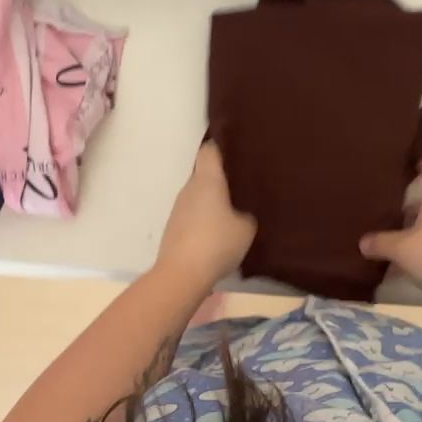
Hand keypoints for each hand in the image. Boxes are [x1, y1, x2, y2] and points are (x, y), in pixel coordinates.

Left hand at [155, 141, 256, 285]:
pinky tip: (218, 234)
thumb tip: (242, 212)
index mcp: (207, 180)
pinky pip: (193, 216)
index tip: (237, 149)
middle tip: (243, 185)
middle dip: (222, 178)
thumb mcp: (246, 229)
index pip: (210, 150)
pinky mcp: (174, 229)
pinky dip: (204, 220)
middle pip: (204, 174)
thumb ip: (247, 213)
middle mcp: (189, 188)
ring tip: (233, 212)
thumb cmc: (217, 244)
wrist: (182, 274)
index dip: (222, 146)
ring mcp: (178, 209)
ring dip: (213, 202)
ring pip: (198, 196)